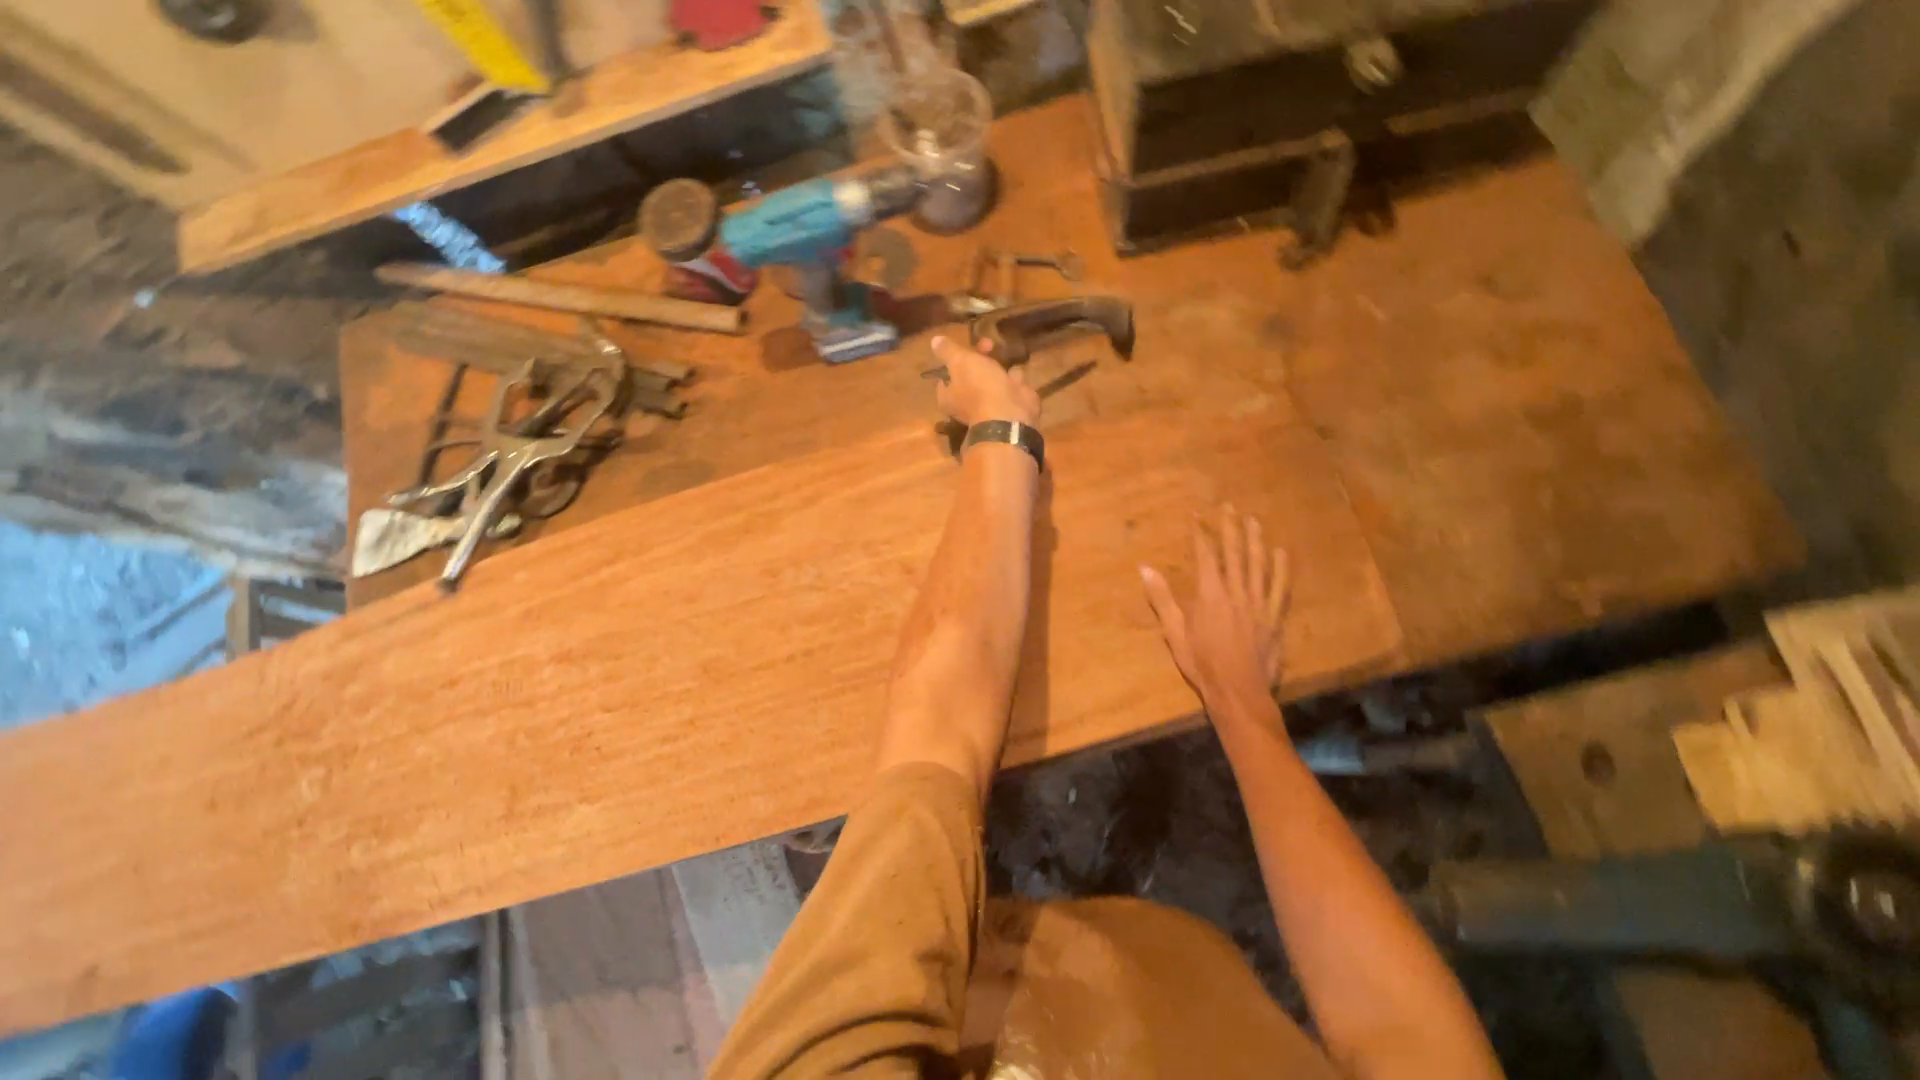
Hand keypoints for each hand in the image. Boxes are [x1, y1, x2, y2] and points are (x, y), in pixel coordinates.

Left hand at [931, 335, 1039, 426]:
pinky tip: (1015, 366)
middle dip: (979, 356)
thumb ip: (948, 350)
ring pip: (989, 379)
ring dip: (996, 365)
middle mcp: (966, 403)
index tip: (964, 346)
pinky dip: (1012, 376)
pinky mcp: (1009, 404)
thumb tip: (934, 341)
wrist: (1011, 413)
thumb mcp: (960, 362)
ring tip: (1002, 350)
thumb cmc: (979, 387)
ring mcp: (989, 404)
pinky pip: (1008, 385)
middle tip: (989, 344)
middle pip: (969, 374)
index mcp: (949, 397)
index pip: (945, 376)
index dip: (953, 359)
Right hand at [1139, 504, 1291, 722]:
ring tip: (1254, 521)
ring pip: (1258, 564)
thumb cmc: (1201, 664)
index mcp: (1210, 594)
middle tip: (1228, 507)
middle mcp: (1236, 592)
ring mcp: (1259, 603)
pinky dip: (1281, 569)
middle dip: (1230, 528)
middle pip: (1234, 553)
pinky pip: (1280, 587)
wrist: (1238, 691)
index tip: (1195, 516)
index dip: (1200, 533)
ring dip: (1255, 540)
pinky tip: (1281, 553)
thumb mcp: (1174, 633)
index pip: (1205, 555)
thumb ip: (1162, 598)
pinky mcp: (1274, 617)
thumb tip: (1145, 568)